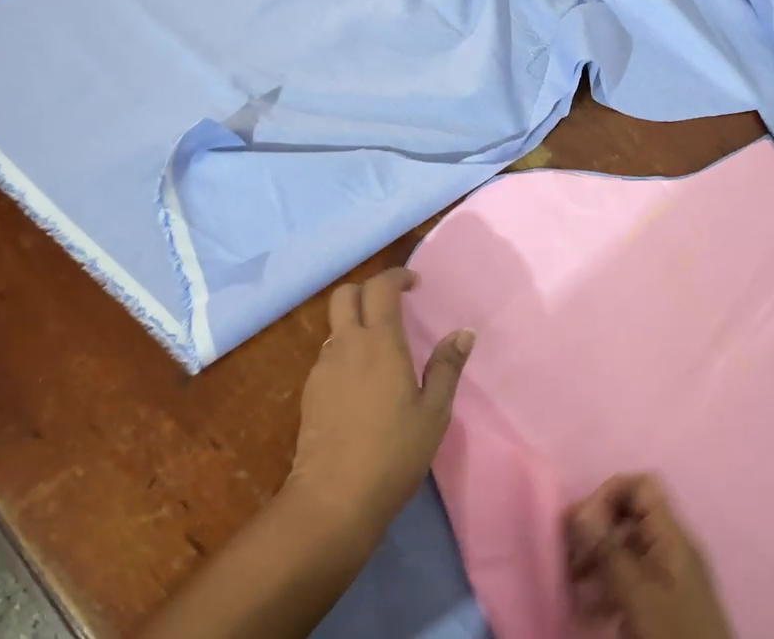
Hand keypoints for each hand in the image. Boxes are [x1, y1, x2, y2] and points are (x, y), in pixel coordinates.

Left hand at [286, 267, 474, 540]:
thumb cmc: (393, 453)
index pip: (380, 287)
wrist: (333, 497)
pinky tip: (364, 382)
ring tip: (383, 348)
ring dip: (356, 321)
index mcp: (379, 343)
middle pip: (345, 294)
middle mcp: (346, 346)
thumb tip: (463, 333)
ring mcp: (322, 368)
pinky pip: (329, 354)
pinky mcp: (310, 392)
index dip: (397, 276)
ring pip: (335, 325)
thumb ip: (446, 368)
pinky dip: (347, 350)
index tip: (415, 284)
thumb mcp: (433, 412)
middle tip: (395, 305)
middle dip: (369, 290)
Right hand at [566, 473, 733, 638]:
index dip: (609, 493)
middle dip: (596, 524)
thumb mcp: (636, 591)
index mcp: (672, 535)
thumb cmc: (673, 632)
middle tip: (566, 546)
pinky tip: (588, 602)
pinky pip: (633, 574)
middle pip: (631, 513)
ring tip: (571, 577)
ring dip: (597, 555)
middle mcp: (673, 545)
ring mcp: (670, 572)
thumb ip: (608, 549)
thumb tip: (581, 511)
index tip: (583, 522)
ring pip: (628, 545)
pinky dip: (608, 580)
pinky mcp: (665, 598)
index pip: (642, 486)